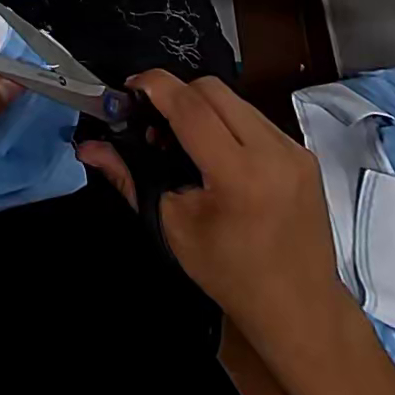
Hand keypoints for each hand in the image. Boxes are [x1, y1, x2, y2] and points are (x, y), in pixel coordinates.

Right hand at [77, 71, 348, 343]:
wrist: (300, 308)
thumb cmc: (230, 274)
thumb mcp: (172, 226)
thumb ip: (129, 176)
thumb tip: (90, 148)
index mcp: (239, 176)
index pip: (191, 107)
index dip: (156, 86)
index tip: (131, 87)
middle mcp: (274, 153)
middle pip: (212, 89)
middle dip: (177, 93)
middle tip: (154, 119)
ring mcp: (294, 150)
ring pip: (234, 98)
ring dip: (203, 106)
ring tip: (184, 139)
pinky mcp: (304, 151)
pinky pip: (255, 116)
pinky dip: (228, 121)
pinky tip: (216, 150)